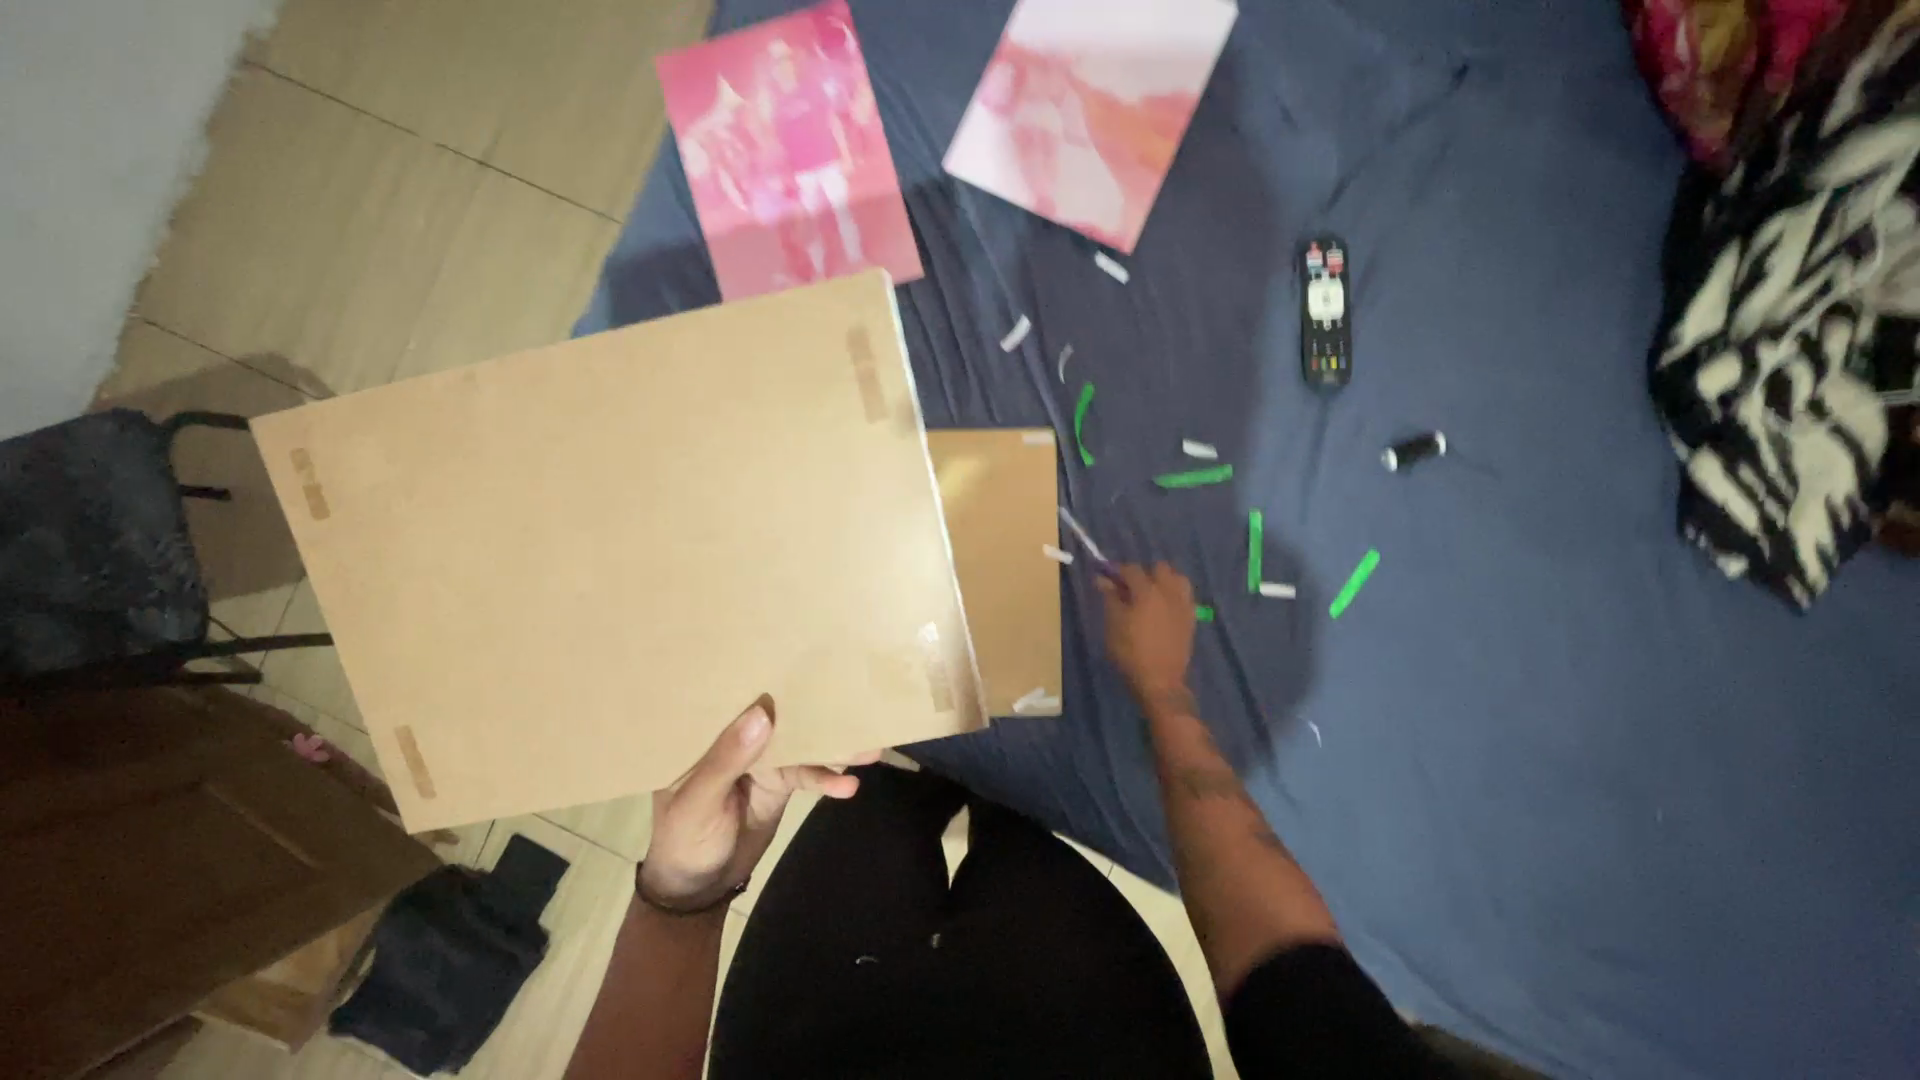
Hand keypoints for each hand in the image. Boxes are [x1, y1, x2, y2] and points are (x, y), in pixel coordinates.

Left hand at [638, 698, 876, 909]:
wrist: (698, 888)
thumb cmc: (682, 840)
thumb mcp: (696, 803)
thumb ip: (726, 761)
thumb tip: (762, 713)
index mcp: (704, 732)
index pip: (734, 695)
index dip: (763, 675)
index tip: (801, 659)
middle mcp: (735, 738)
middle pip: (777, 716)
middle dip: (813, 711)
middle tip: (853, 702)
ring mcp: (762, 759)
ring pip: (801, 744)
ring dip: (832, 747)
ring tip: (870, 747)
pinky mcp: (781, 782)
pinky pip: (808, 774)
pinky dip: (828, 779)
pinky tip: (849, 786)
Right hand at [1098, 563, 1195, 703]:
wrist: (1160, 680)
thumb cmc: (1130, 652)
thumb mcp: (1113, 624)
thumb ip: (1110, 598)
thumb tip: (1103, 579)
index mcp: (1147, 591)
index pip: (1132, 569)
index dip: (1117, 571)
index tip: (1107, 579)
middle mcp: (1169, 591)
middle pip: (1159, 568)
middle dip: (1144, 574)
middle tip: (1130, 590)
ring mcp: (1184, 604)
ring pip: (1177, 579)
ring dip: (1163, 581)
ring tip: (1150, 597)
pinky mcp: (1191, 618)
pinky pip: (1185, 596)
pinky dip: (1174, 595)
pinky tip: (1163, 609)